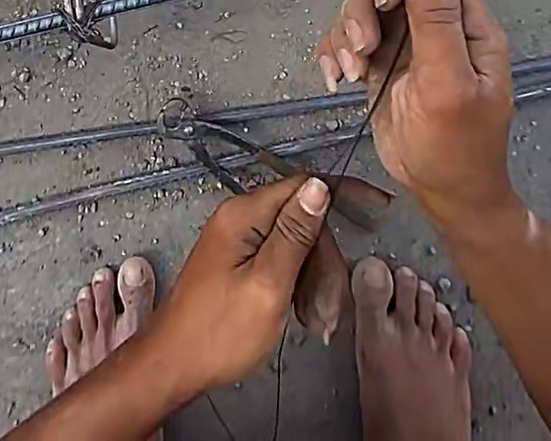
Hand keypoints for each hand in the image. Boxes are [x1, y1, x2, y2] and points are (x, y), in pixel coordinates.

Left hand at [145, 176, 330, 393]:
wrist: (172, 365)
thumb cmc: (218, 332)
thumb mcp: (267, 284)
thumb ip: (295, 234)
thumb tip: (319, 185)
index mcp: (244, 213)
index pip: (304, 185)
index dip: (342, 193)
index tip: (378, 205)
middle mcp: (239, 216)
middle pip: (301, 217)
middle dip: (324, 257)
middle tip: (331, 300)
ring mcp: (237, 236)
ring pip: (294, 240)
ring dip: (313, 276)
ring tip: (316, 317)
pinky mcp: (238, 257)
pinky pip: (279, 256)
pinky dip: (296, 282)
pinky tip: (301, 311)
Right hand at [313, 0, 517, 230]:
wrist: (442, 194)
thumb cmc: (457, 145)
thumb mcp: (448, 80)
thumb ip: (437, 17)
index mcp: (466, 24)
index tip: (385, 2)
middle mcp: (434, 26)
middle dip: (365, 8)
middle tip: (363, 46)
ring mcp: (404, 43)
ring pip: (363, 8)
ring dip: (347, 34)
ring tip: (351, 72)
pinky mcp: (379, 62)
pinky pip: (348, 38)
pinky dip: (335, 52)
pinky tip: (338, 79)